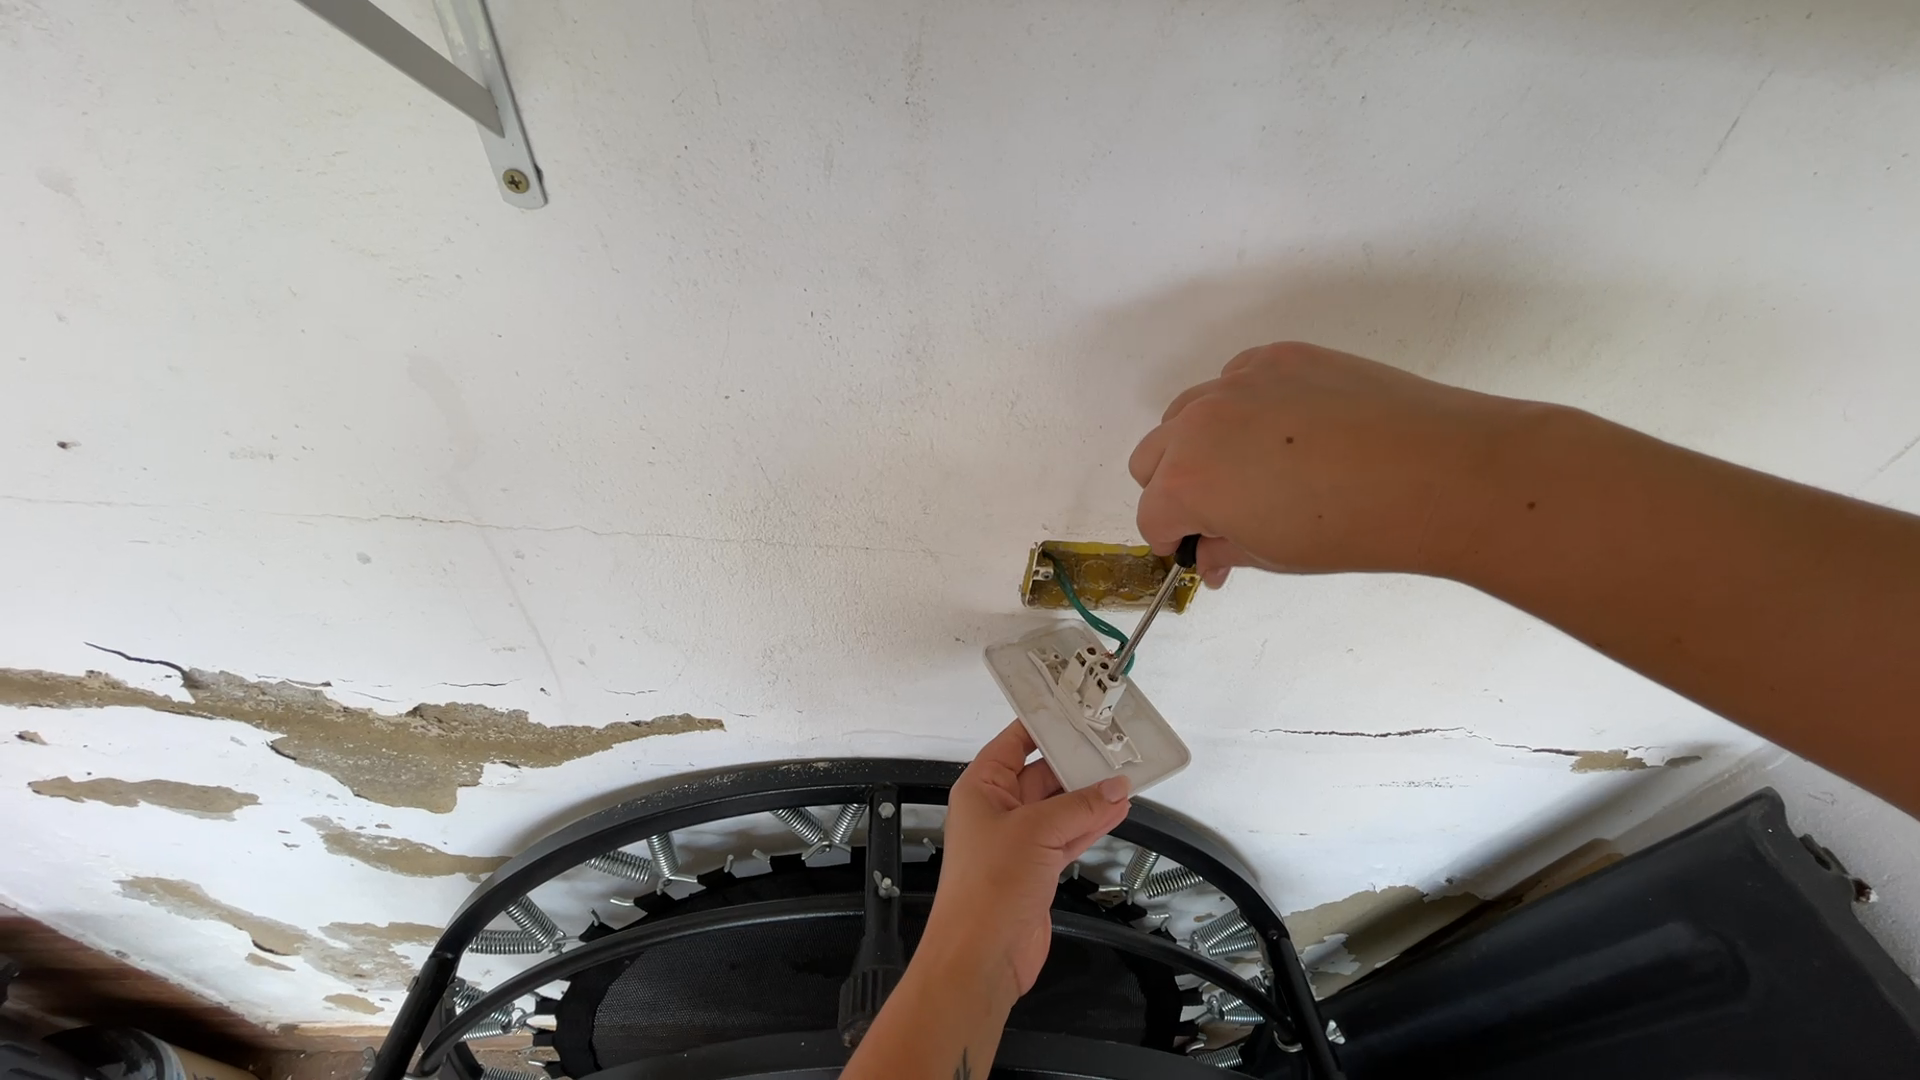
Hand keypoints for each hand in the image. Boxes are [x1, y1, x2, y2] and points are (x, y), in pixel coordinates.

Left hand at [927, 722, 1131, 997]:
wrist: (982, 957)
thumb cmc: (990, 885)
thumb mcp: (1036, 832)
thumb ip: (1080, 807)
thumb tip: (1116, 787)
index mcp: (982, 786)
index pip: (1014, 742)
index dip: (1042, 724)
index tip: (1075, 711)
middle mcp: (998, 808)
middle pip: (1041, 773)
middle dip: (1075, 764)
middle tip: (1112, 748)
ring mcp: (1018, 839)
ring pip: (1059, 806)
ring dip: (1090, 796)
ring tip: (1124, 777)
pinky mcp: (1037, 867)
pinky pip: (1067, 835)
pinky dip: (1090, 824)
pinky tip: (1116, 810)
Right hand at [1129, 342, 1543, 583]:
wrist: (1443, 473)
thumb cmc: (1352, 530)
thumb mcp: (1273, 556)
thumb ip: (1223, 550)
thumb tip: (1209, 554)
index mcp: (1187, 480)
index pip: (1151, 516)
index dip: (1172, 540)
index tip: (1198, 549)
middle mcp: (1197, 423)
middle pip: (1149, 459)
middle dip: (1172, 490)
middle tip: (1220, 510)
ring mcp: (1237, 381)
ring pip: (1184, 414)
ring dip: (1198, 445)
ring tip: (1253, 467)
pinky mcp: (1278, 356)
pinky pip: (1232, 380)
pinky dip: (1240, 407)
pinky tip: (1286, 431)